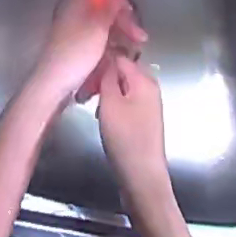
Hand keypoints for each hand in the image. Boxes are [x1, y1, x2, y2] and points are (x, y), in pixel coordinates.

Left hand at [31, 0, 146, 101]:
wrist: (54, 82)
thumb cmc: (77, 51)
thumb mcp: (98, 26)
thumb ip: (110, 8)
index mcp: (78, 0)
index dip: (120, 2)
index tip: (133, 16)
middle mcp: (76, 11)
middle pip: (105, 11)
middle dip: (124, 23)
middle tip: (140, 38)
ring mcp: (75, 30)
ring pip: (103, 28)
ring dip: (119, 37)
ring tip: (133, 51)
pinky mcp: (76, 47)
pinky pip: (97, 41)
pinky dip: (109, 47)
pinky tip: (119, 58)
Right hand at [96, 54, 169, 194]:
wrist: (143, 179)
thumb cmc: (125, 138)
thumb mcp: (110, 103)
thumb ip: (107, 76)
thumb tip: (107, 58)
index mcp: (144, 79)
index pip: (119, 57)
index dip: (101, 63)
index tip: (85, 75)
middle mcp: (150, 88)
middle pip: (122, 71)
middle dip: (103, 79)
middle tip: (87, 93)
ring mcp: (149, 104)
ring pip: (123, 87)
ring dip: (107, 94)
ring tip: (94, 107)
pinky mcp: (145, 120)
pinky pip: (127, 102)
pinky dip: (114, 106)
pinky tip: (105, 119)